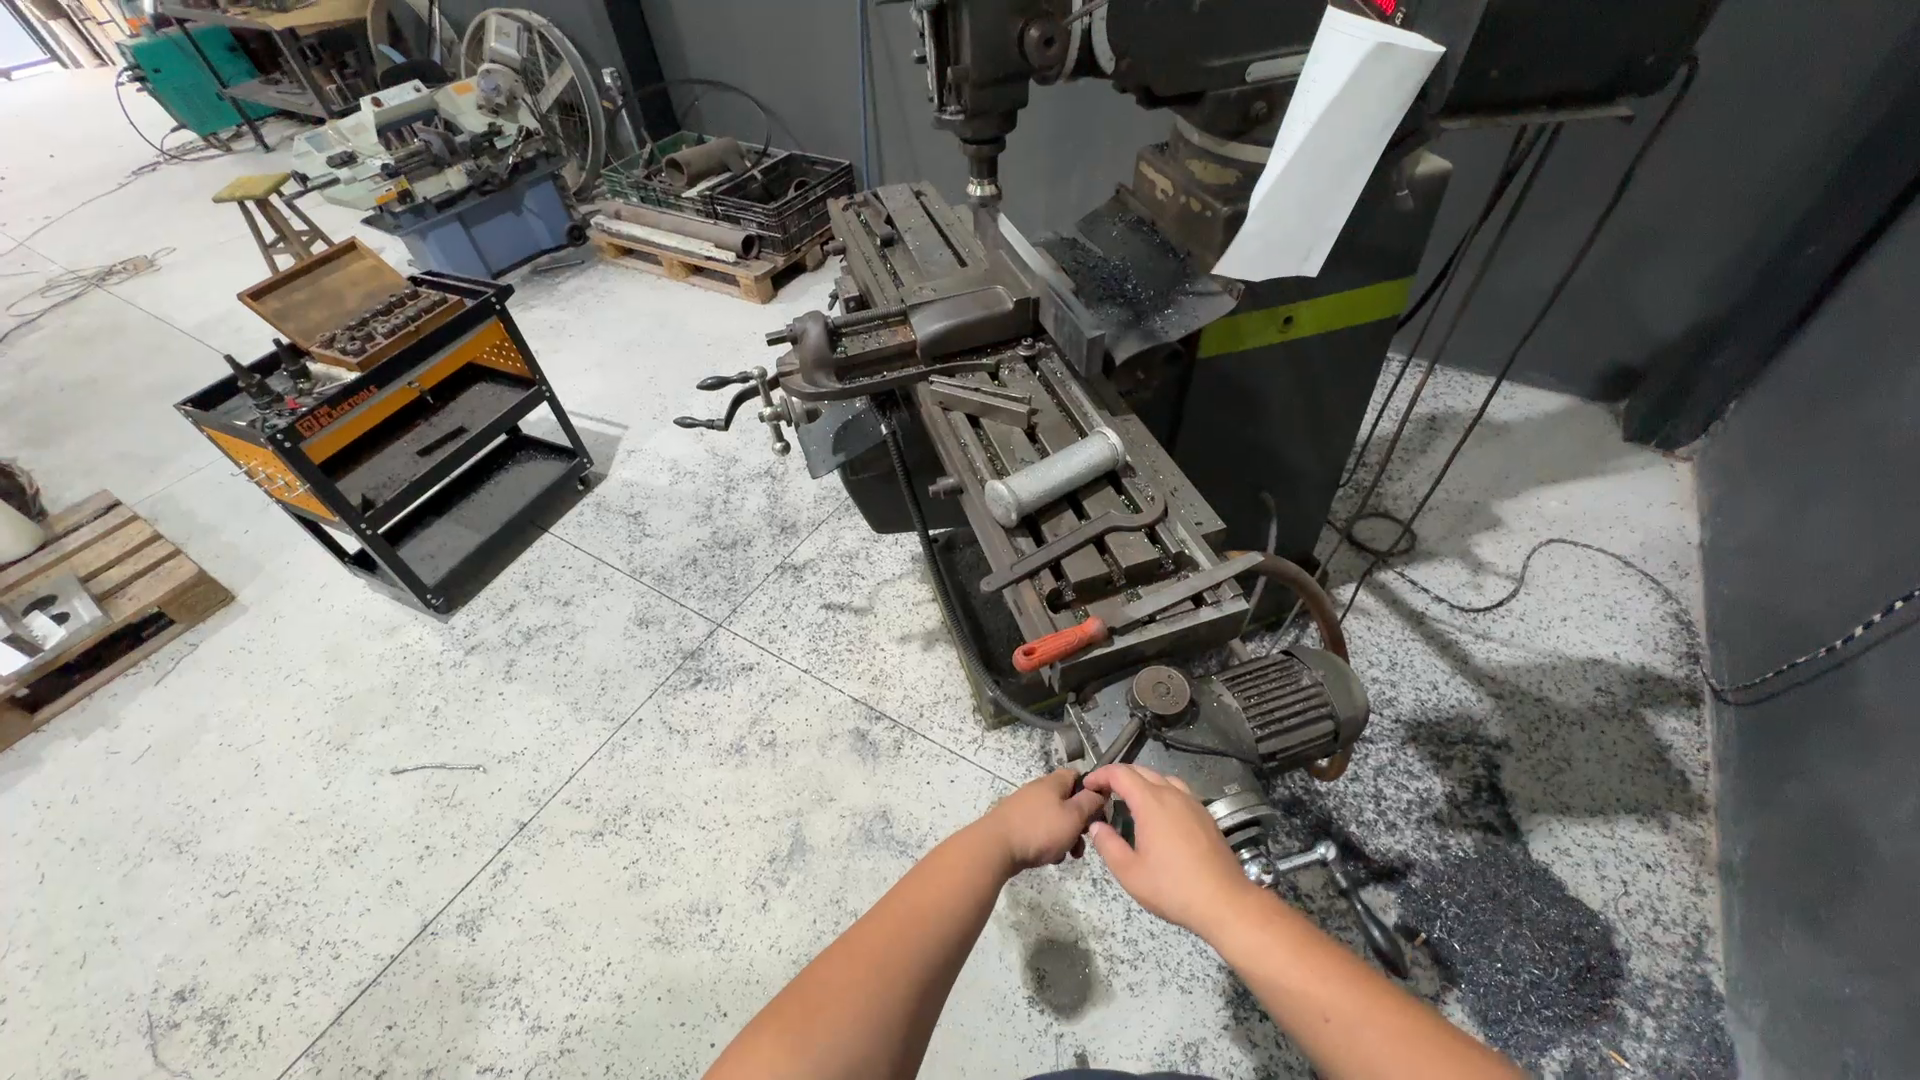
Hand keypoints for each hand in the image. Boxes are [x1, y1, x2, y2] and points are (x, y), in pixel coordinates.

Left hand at [975, 769, 1108, 873]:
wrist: (996, 846)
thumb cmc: (1040, 829)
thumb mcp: (1074, 816)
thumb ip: (1090, 803)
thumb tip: (1098, 792)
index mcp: (1053, 783)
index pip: (1077, 776)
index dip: (1091, 791)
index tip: (1099, 810)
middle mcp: (1038, 790)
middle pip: (1067, 801)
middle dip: (1079, 822)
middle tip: (1083, 841)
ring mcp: (1024, 807)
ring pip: (1054, 819)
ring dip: (1065, 836)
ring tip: (1067, 855)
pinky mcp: (1015, 824)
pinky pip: (1040, 830)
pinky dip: (1048, 843)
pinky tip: (1049, 858)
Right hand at [1082, 764, 1264, 934]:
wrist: (1224, 901)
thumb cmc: (1172, 888)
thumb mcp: (1129, 872)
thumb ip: (1108, 845)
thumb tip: (1097, 826)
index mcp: (1151, 803)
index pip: (1120, 774)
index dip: (1101, 775)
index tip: (1088, 786)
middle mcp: (1172, 794)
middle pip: (1141, 771)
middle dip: (1119, 776)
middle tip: (1104, 792)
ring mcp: (1192, 803)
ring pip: (1163, 778)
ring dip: (1142, 782)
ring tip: (1130, 799)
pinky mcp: (1206, 815)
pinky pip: (1179, 791)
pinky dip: (1162, 791)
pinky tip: (1159, 814)